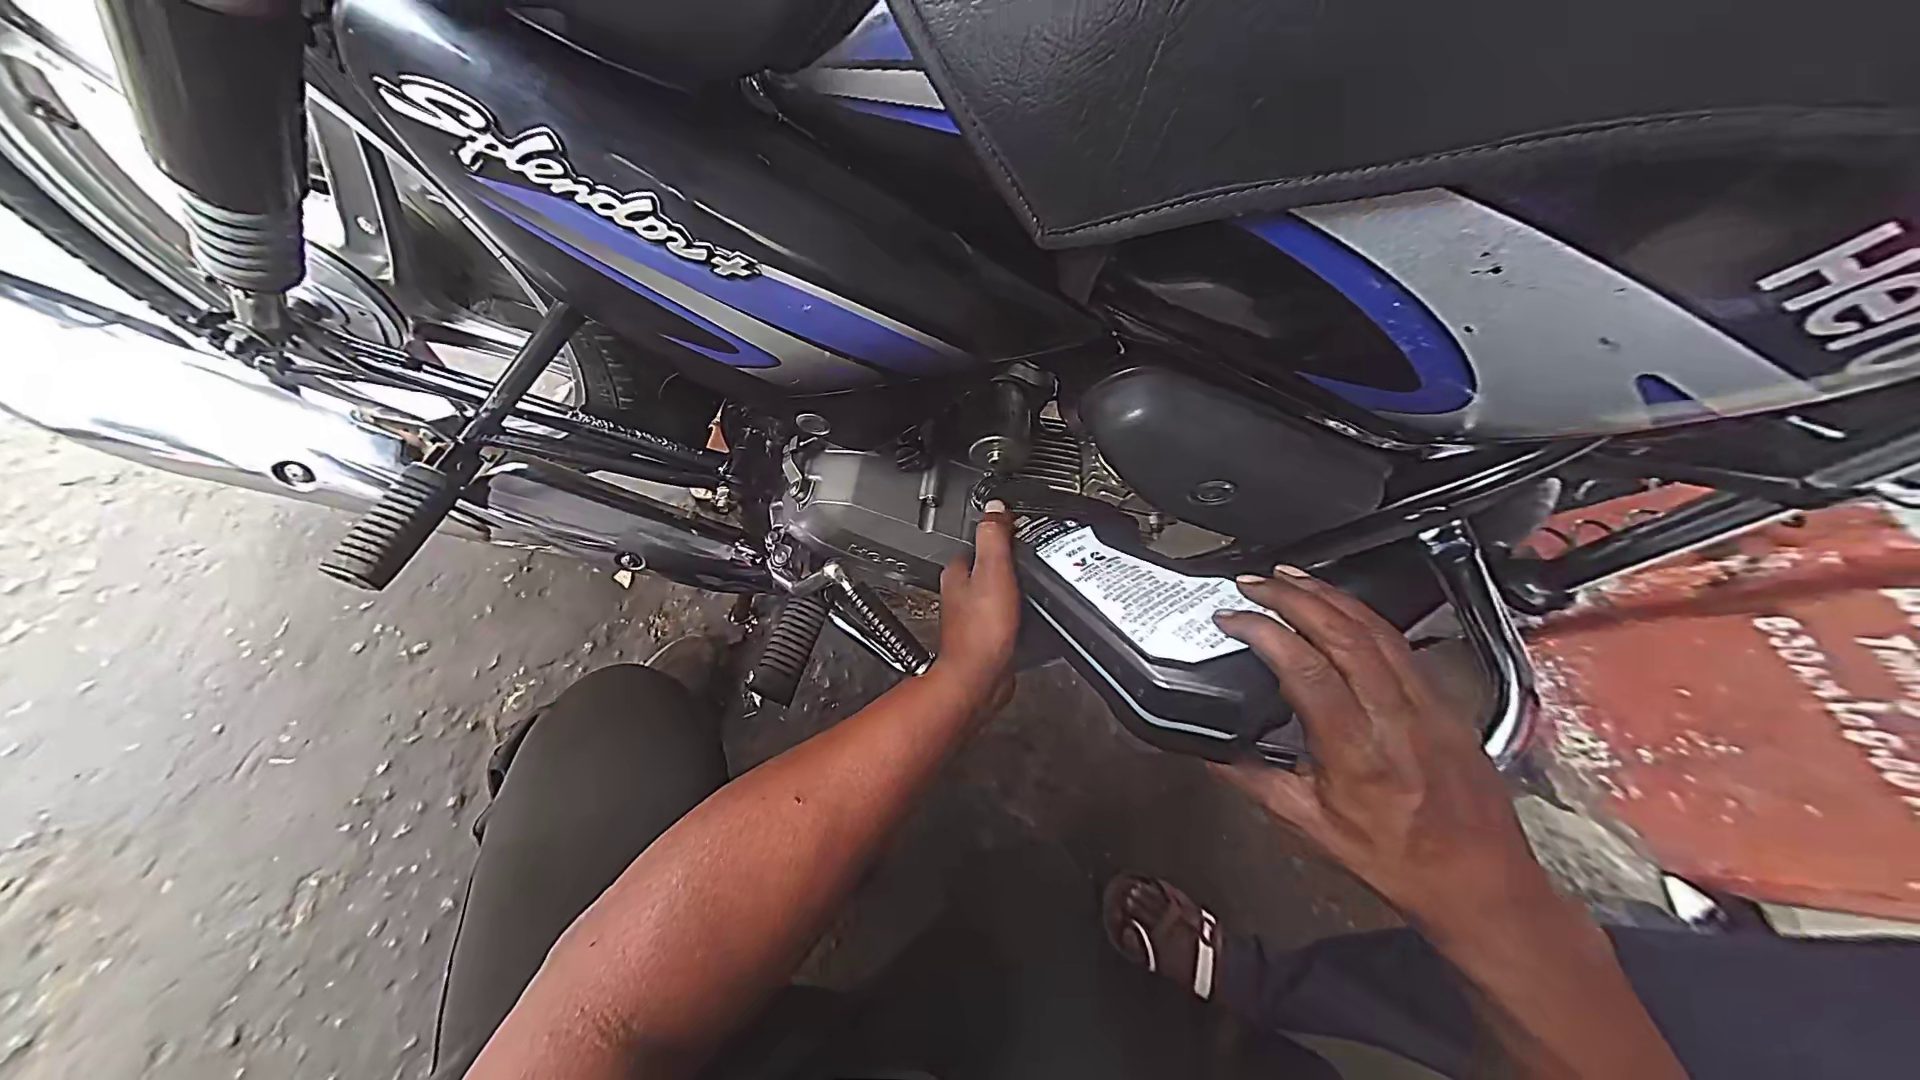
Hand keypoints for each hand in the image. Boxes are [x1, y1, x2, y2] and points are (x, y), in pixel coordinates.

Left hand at [932, 500, 1021, 691]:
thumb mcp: (993, 571)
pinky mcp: (988, 635)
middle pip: (987, 566)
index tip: (1017, 527)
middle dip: (1008, 561)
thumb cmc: (981, 631)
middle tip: (1030, 556)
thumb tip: (995, 509)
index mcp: (958, 573)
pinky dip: (1018, 611)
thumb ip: (994, 537)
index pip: (976, 542)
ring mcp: (974, 616)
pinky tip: (1030, 614)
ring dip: (1014, 587)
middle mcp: (961, 594)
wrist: (981, 678)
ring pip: (996, 591)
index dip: (998, 533)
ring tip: (1034, 583)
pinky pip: (1006, 615)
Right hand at [1211, 569, 1549, 932]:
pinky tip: (1337, 603)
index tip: (1233, 619)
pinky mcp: (1443, 700)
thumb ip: (1252, 781)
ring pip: (1375, 629)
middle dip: (1292, 598)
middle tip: (1254, 583)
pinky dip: (1359, 612)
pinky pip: (1397, 642)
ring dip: (1326, 595)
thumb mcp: (1308, 825)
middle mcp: (1397, 719)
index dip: (1265, 634)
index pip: (1308, 672)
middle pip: (1344, 636)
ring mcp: (1426, 705)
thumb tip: (1212, 750)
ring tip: (1288, 577)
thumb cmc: (1399, 860)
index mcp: (1358, 753)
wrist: (1480, 882)